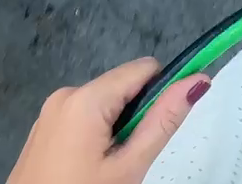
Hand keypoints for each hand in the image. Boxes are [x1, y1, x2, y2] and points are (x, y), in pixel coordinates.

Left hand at [6, 59, 208, 183]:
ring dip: (117, 130)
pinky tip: (88, 173)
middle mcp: (67, 93)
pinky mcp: (43, 131)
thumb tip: (199, 80)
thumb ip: (164, 120)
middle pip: (124, 87)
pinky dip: (96, 138)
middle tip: (129, 162)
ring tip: (107, 172)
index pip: (145, 69)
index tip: (161, 130)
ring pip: (106, 105)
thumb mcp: (128, 168)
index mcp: (86, 97)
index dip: (162, 95)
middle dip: (136, 118)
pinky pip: (85, 119)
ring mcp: (50, 113)